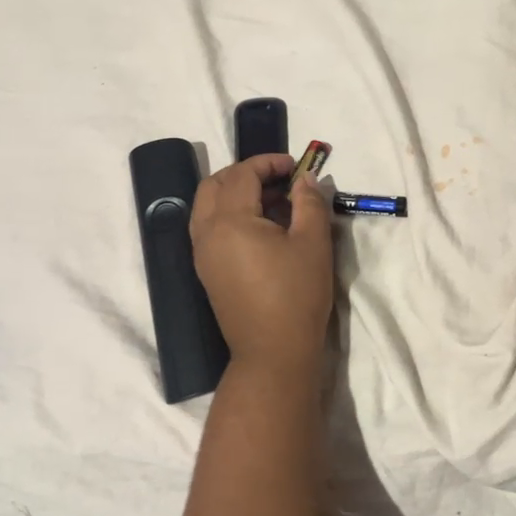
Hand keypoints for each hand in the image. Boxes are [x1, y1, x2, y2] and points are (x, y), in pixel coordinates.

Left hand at [190, 153, 334, 370]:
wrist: (273, 352)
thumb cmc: (296, 295)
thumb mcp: (313, 243)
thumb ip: (309, 203)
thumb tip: (304, 180)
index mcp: (229, 221)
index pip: (241, 174)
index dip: (268, 163)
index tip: (296, 167)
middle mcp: (206, 233)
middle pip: (214, 185)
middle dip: (246, 174)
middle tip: (280, 180)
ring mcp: (202, 254)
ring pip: (207, 206)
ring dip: (236, 193)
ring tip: (274, 203)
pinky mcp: (207, 271)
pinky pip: (210, 228)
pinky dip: (230, 215)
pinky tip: (262, 228)